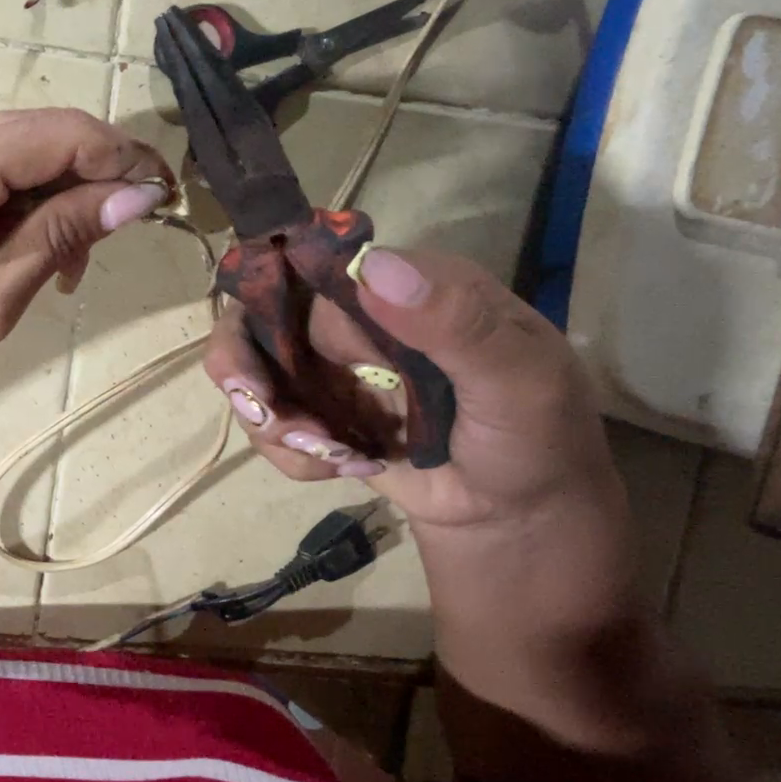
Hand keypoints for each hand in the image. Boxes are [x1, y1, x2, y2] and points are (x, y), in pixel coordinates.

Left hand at [0, 108, 172, 417]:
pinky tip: (27, 250)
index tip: (163, 201)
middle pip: (39, 132)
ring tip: (67, 265)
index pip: (60, 133)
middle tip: (116, 240)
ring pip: (14, 150)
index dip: (121, 159)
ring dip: (53, 195)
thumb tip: (135, 196)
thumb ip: (58, 238)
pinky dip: (15, 202)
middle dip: (90, 178)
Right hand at [202, 246, 624, 532]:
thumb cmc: (534, 442)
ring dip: (271, 422)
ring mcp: (330, 364)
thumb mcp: (518, 383)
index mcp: (409, 287)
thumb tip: (373, 267)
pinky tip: (336, 467)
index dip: (276, 312)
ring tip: (325, 455)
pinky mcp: (315, 407)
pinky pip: (264, 419)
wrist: (516, 515)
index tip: (273, 368)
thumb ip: (456, 324)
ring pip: (249, 371)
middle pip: (258, 315)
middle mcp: (359, 316)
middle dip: (246, 372)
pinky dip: (288, 452)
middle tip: (263, 414)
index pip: (311, 272)